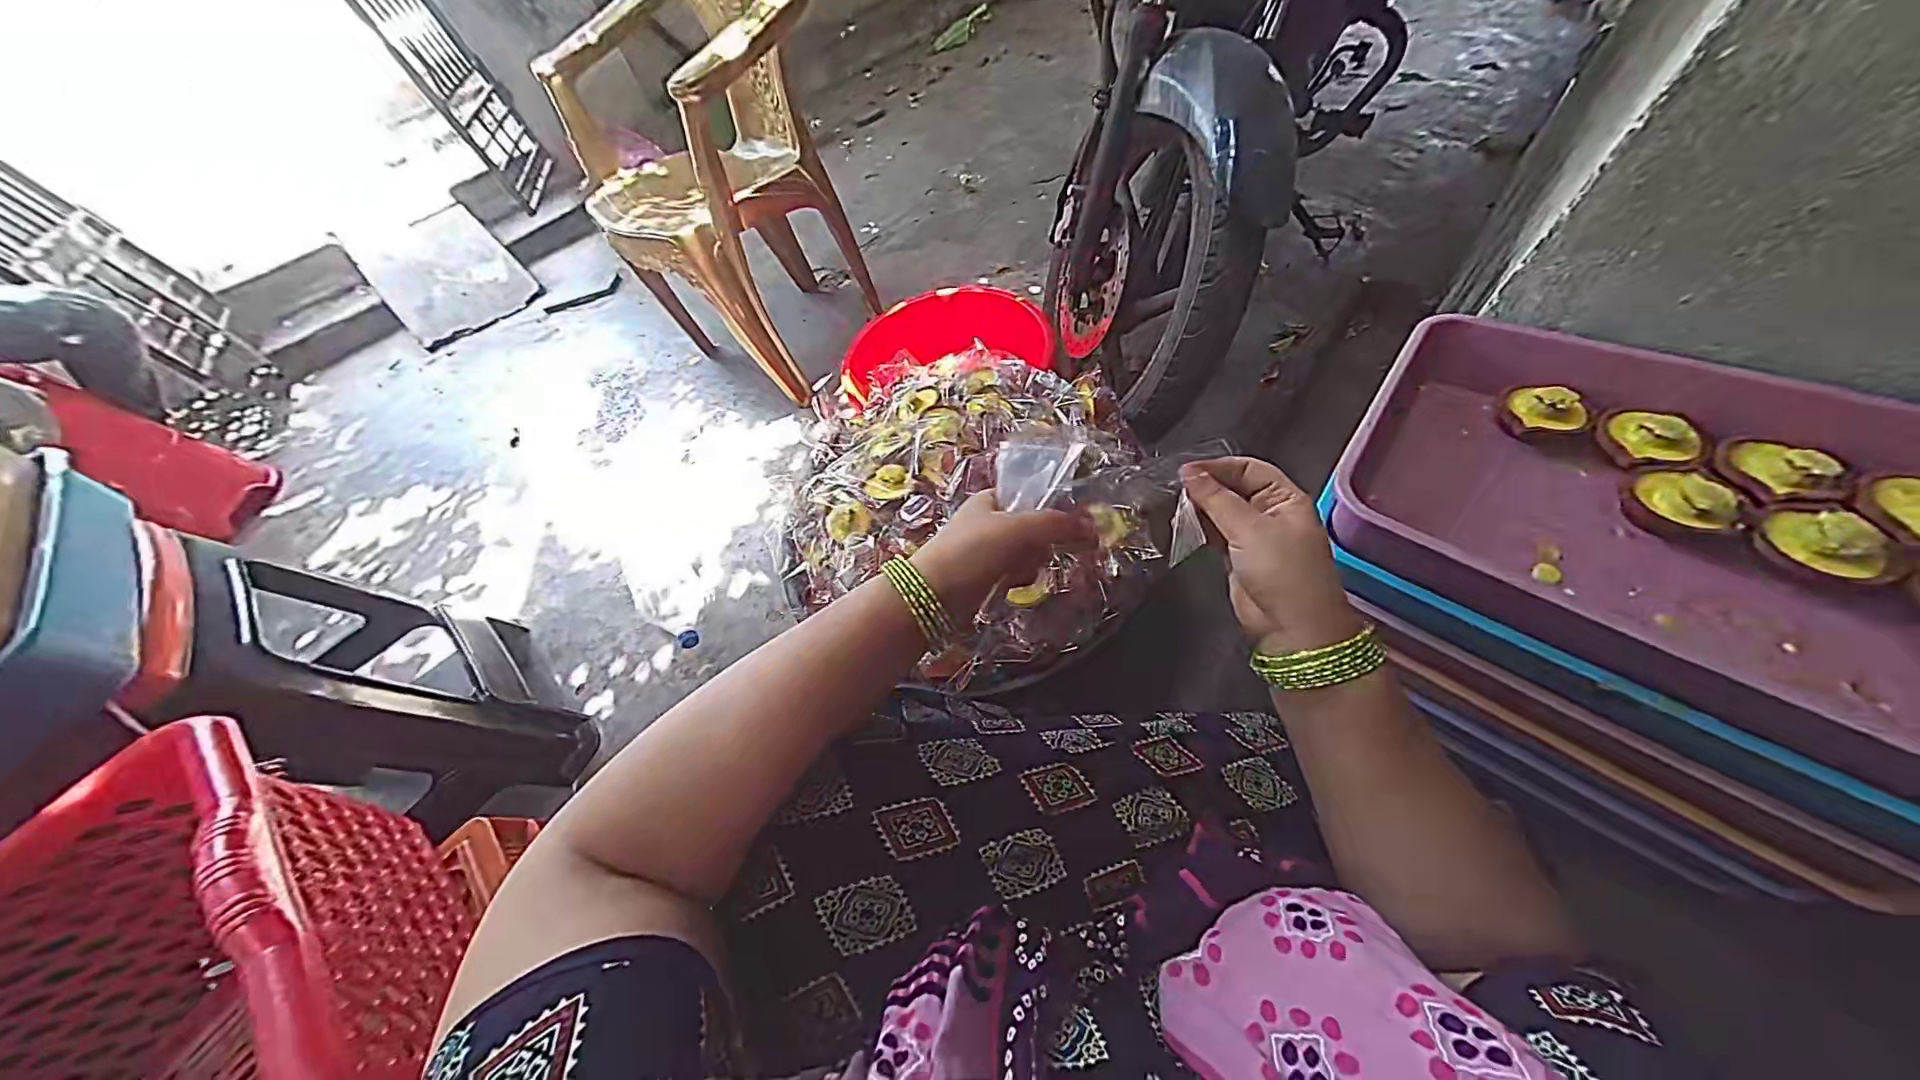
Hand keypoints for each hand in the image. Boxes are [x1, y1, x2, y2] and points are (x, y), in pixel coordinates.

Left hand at [911, 491, 1093, 614]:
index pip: (1032, 497)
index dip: (1053, 511)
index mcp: (990, 499)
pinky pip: (1015, 574)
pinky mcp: (985, 577)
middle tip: (1030, 552)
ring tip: (1013, 573)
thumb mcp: (1017, 528)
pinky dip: (1016, 581)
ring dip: (1028, 566)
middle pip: (1035, 529)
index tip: (1072, 527)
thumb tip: (1092, 527)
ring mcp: (986, 551)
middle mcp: (988, 522)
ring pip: (1028, 555)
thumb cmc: (971, 551)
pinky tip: (1008, 587)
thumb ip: (1056, 524)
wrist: (932, 596)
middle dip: (1038, 545)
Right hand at [1180, 457, 1362, 654]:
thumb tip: (1190, 474)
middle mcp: (1270, 513)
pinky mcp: (1237, 557)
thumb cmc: (1282, 572)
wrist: (1291, 627)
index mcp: (1285, 499)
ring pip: (1221, 511)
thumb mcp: (1250, 529)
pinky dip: (1199, 528)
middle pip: (1233, 489)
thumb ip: (1217, 499)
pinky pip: (1215, 533)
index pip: (1249, 469)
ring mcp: (1253, 536)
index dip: (1218, 467)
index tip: (1186, 471)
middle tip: (1175, 488)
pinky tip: (1182, 525)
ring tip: (1174, 506)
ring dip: (1199, 508)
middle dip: (1206, 487)